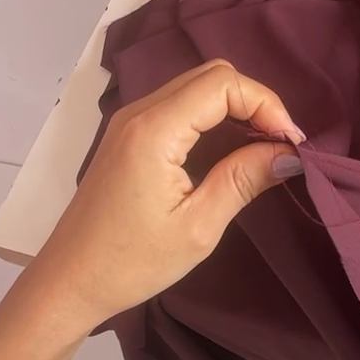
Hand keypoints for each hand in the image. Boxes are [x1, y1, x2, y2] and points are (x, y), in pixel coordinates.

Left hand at [20, 60, 303, 335]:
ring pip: (197, 88)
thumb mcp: (199, 227)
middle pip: (211, 76)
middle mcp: (139, 112)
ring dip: (236, 110)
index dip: (266, 104)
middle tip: (281, 146)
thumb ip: (244, 179)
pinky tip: (231, 151)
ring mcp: (130, 121)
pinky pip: (180, 106)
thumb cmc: (131, 262)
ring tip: (263, 150)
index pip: (222, 83)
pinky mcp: (129, 135)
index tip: (290, 144)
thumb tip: (290, 154)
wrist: (69, 282)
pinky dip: (213, 119)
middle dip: (255, 103)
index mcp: (154, 130)